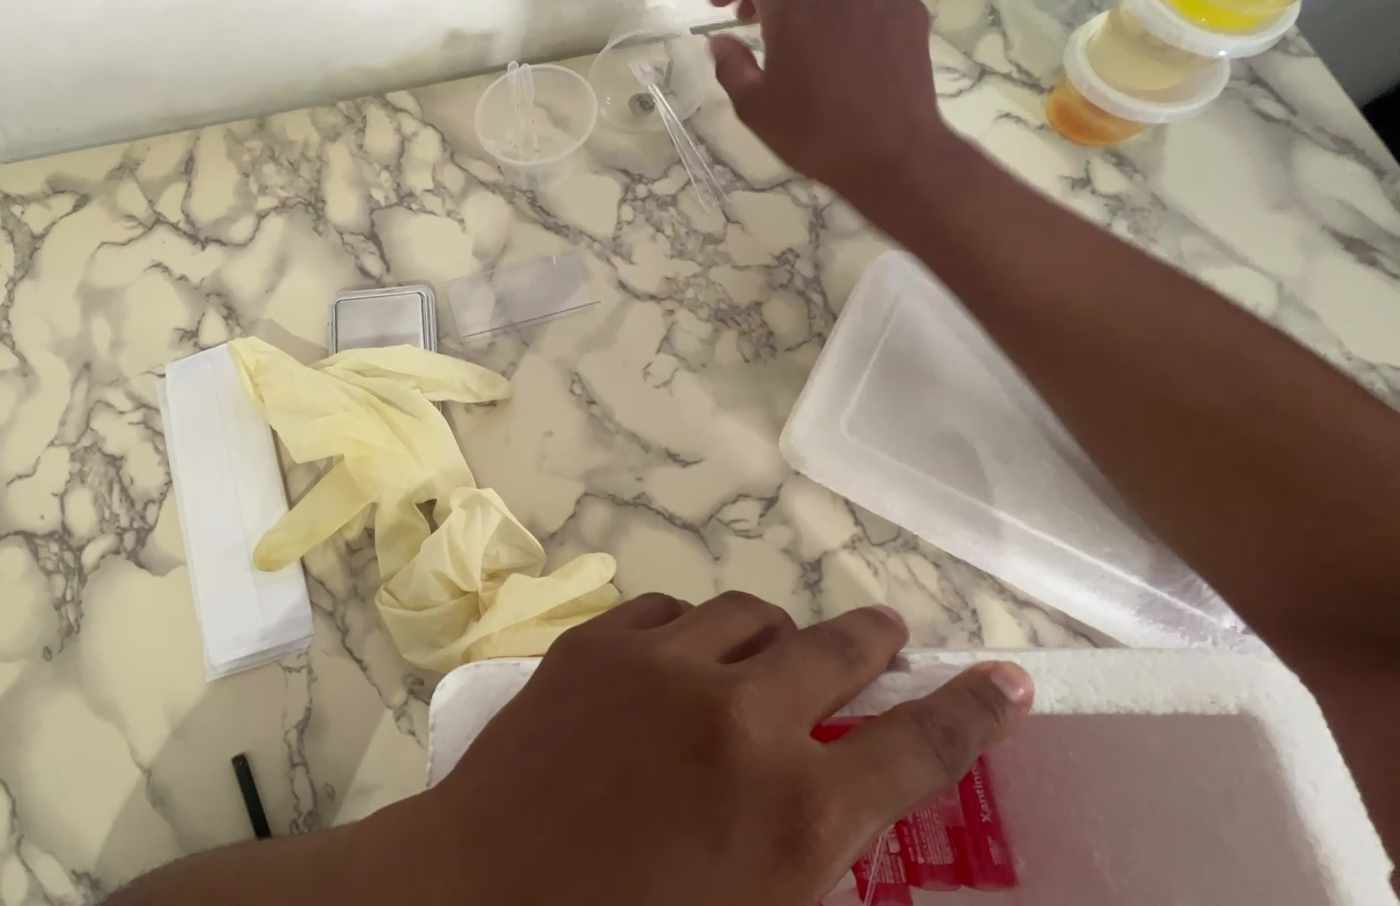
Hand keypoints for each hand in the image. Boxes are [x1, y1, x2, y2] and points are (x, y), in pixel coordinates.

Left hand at [415, 592, 1032, 905]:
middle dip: (871, 641)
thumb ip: (811, 846)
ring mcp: (658, 664)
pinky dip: (691, 628)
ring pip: (748, 613)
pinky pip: (667, 609)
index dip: (969, 712)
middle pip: (835, 650)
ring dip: (774, 632)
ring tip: (774, 651)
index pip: (914, 747)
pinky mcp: (594, 642)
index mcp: (794, 810)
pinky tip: (683, 652)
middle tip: (883, 634)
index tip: (1002, 680)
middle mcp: (737, 716)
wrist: (485, 888)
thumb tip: (835, 799)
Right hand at [708, 0, 958, 194]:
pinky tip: (834, 41)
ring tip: (795, 28)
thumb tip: (719, 42)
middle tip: (755, 12)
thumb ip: (730, 65)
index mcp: (794, 3)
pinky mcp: (905, 7)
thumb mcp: (754, 106)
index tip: (719, 6)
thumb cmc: (813, 132)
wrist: (892, 152)